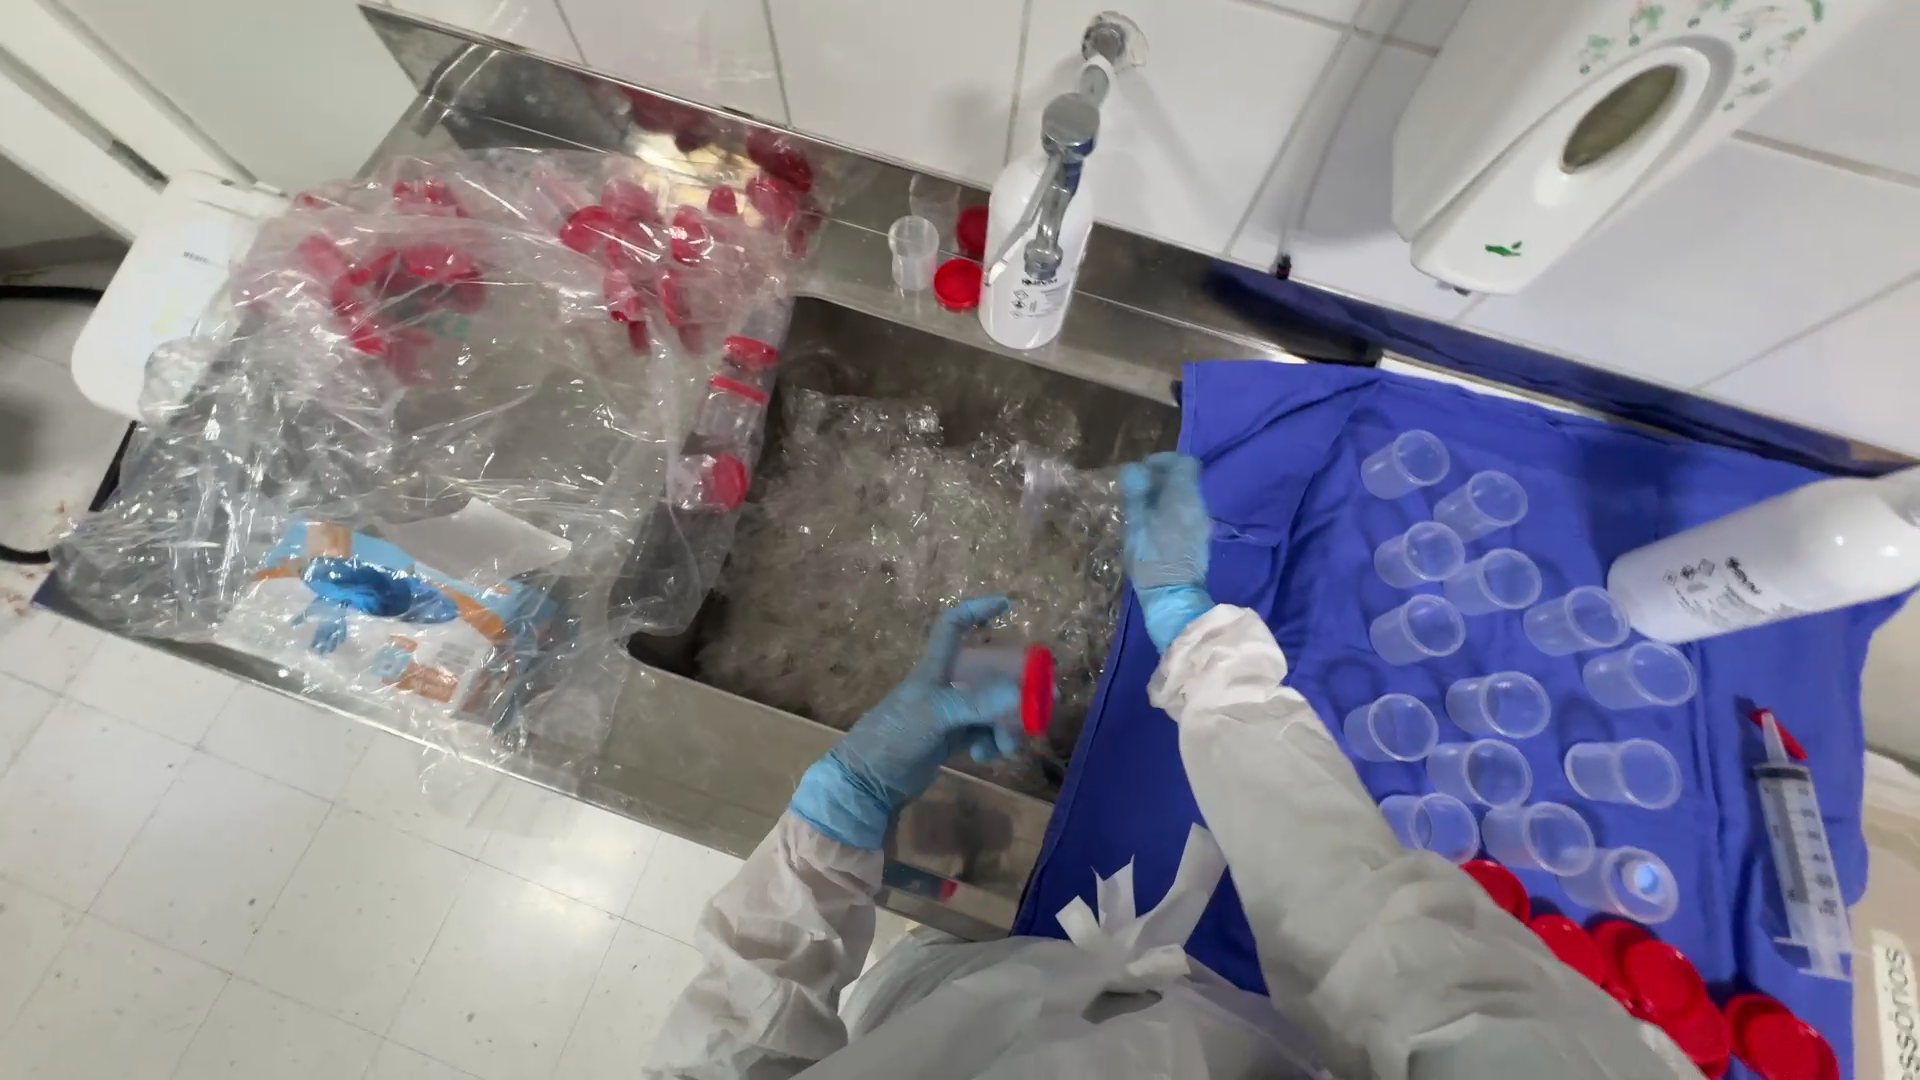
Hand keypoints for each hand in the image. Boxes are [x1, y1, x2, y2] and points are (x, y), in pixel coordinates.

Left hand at [789, 596, 1024, 849]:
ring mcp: (950, 713)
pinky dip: (994, 742)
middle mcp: (945, 685)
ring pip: (992, 707)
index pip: (953, 626)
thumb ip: (977, 704)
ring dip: (1007, 724)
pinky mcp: (952, 739)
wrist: (869, 783)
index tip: (1006, 605)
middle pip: (989, 675)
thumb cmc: (894, 737)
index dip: (976, 610)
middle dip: (1017, 688)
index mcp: (935, 668)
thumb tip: (1021, 695)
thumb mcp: (935, 715)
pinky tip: (988, 756)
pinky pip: (986, 732)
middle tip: (1046, 703)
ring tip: (1008, 746)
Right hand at [1120, 452, 1214, 650]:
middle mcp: (1199, 506)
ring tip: (1141, 511)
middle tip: (1136, 492)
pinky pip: (1186, 515)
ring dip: (1164, 498)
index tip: (1142, 471)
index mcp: (1184, 496)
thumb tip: (1135, 469)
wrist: (1173, 597)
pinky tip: (1153, 528)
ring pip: (1185, 499)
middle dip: (1161, 480)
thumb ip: (1136, 493)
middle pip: (1185, 480)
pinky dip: (1171, 513)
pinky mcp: (1200, 541)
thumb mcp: (1136, 523)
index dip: (1163, 461)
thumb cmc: (1151, 557)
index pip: (1184, 462)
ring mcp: (1202, 525)